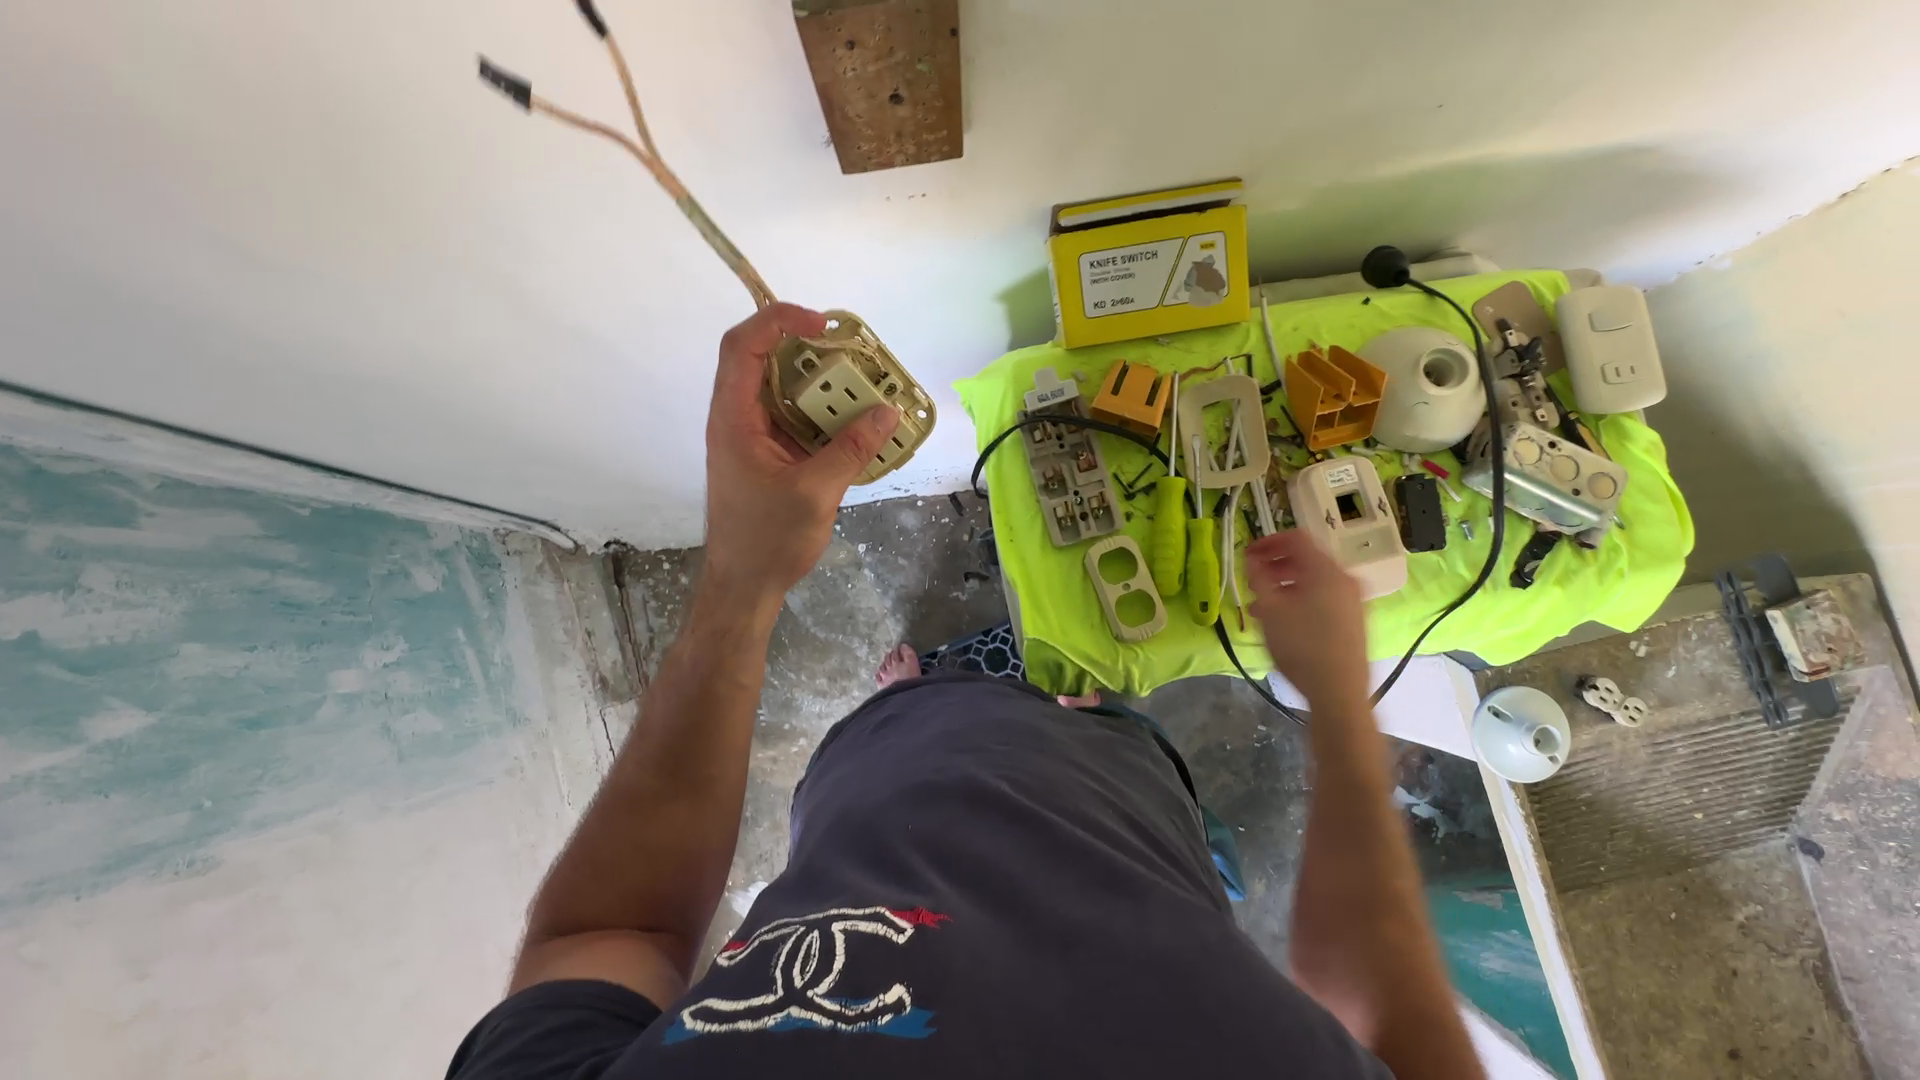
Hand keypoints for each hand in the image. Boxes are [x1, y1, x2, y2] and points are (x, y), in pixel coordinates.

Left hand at [701, 304, 899, 613]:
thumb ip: (851, 450)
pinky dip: (823, 413)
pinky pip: (795, 419)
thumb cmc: (768, 541)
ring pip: (782, 390)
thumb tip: (887, 412)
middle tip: (853, 356)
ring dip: (820, 382)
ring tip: (862, 386)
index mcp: (733, 420)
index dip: (778, 321)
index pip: (742, 347)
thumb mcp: (815, 494)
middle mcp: (738, 420)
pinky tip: (854, 423)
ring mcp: (752, 438)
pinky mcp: (768, 456)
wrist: (744, 586)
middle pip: (763, 361)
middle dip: (808, 350)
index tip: (823, 325)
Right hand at [1244, 531, 1370, 710]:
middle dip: (1275, 567)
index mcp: (1326, 570)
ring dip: (1284, 586)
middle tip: (1252, 581)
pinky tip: (1282, 621)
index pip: (1296, 538)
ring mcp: (1352, 600)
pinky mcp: (1353, 619)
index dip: (1268, 542)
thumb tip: (1253, 559)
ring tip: (1260, 606)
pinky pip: (1323, 597)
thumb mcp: (1271, 610)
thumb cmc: (1301, 647)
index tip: (1247, 554)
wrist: (1339, 692)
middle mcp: (1344, 579)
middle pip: (1306, 559)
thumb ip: (1259, 578)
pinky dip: (1300, 599)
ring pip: (1313, 581)